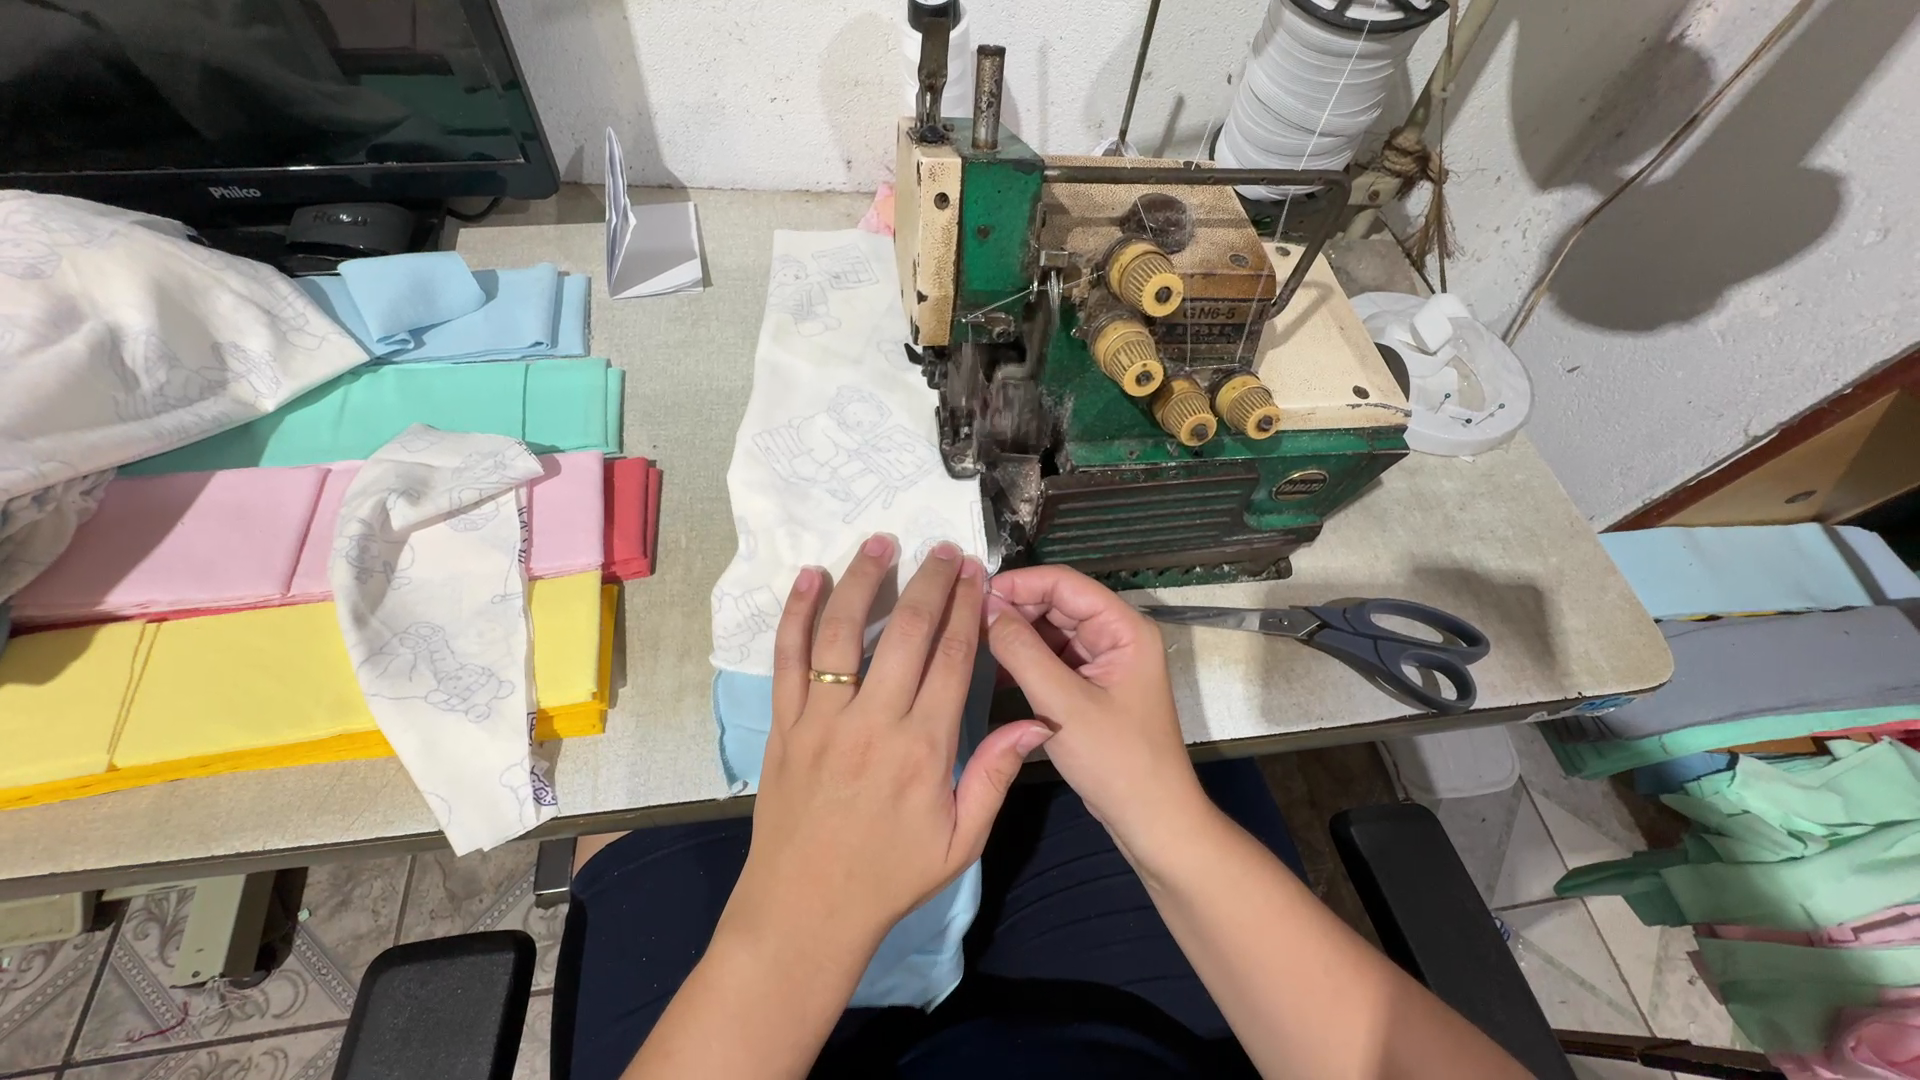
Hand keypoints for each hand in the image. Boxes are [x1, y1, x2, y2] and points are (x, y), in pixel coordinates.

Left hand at [727, 533, 1054, 953]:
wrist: (805, 910)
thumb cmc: (890, 877)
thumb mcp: (960, 841)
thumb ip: (994, 774)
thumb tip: (1035, 720)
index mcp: (923, 746)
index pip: (953, 657)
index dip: (967, 608)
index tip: (975, 572)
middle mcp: (873, 720)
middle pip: (907, 632)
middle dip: (930, 583)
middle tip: (943, 548)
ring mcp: (821, 718)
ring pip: (842, 632)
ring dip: (863, 581)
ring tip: (880, 542)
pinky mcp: (784, 724)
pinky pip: (787, 659)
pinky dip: (794, 614)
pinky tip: (807, 578)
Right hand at [984, 565, 1206, 847]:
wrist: (1151, 819)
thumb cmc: (1116, 759)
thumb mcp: (1062, 703)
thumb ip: (1021, 651)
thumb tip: (986, 608)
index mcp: (1124, 628)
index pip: (1065, 583)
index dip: (1020, 583)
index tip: (976, 594)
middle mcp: (1116, 635)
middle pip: (1058, 604)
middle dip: (1015, 610)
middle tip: (968, 622)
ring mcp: (1104, 661)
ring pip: (1052, 632)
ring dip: (1017, 636)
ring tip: (973, 644)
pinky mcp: (1092, 686)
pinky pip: (1054, 659)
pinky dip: (1026, 661)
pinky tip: (994, 672)